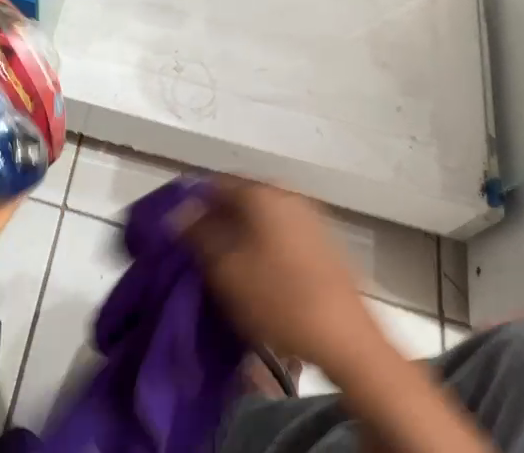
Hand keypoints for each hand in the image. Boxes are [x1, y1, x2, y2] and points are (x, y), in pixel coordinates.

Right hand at [180, 177, 375, 373]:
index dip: (191, 205)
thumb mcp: (225, 269)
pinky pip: (282, 231)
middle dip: (217, 219)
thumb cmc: (278, 300)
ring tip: (226, 264)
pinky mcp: (324, 241)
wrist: (345, 339)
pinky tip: (257, 271)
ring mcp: (311, 216)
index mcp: (262, 192)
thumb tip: (180, 212)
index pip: (213, 184)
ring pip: (262, 216)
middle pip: (240, 197)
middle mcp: (287, 193)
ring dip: (241, 233)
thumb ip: (198, 234)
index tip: (178, 231)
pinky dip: (264, 243)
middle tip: (199, 250)